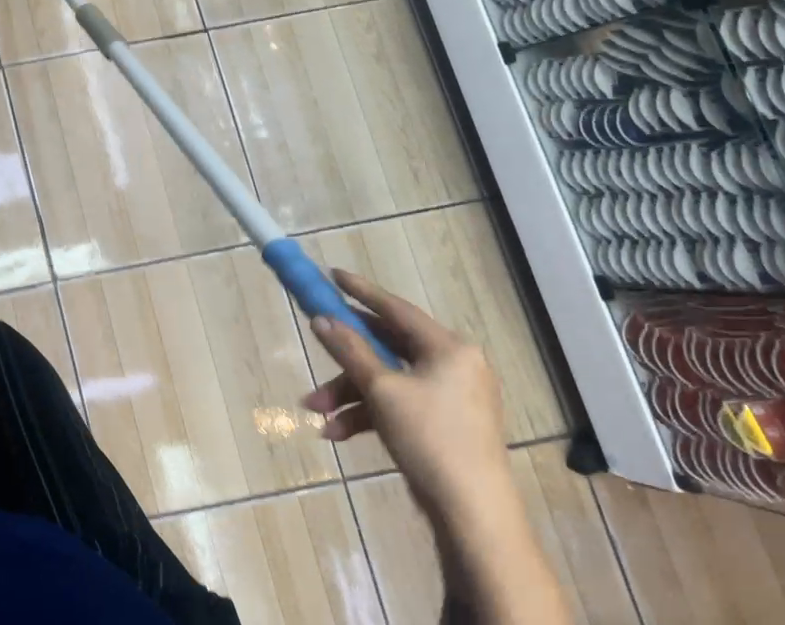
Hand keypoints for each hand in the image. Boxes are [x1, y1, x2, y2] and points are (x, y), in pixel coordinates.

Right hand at [303, 270, 510, 514]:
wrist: (471, 509)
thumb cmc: (430, 437)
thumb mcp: (381, 389)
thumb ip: (349, 349)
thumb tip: (321, 318)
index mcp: (449, 349)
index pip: (396, 309)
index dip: (361, 291)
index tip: (331, 275)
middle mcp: (453, 365)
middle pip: (385, 347)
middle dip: (343, 361)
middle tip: (312, 354)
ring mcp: (449, 396)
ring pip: (385, 380)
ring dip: (347, 393)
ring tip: (316, 413)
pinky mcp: (441, 422)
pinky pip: (395, 404)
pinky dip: (366, 414)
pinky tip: (337, 432)